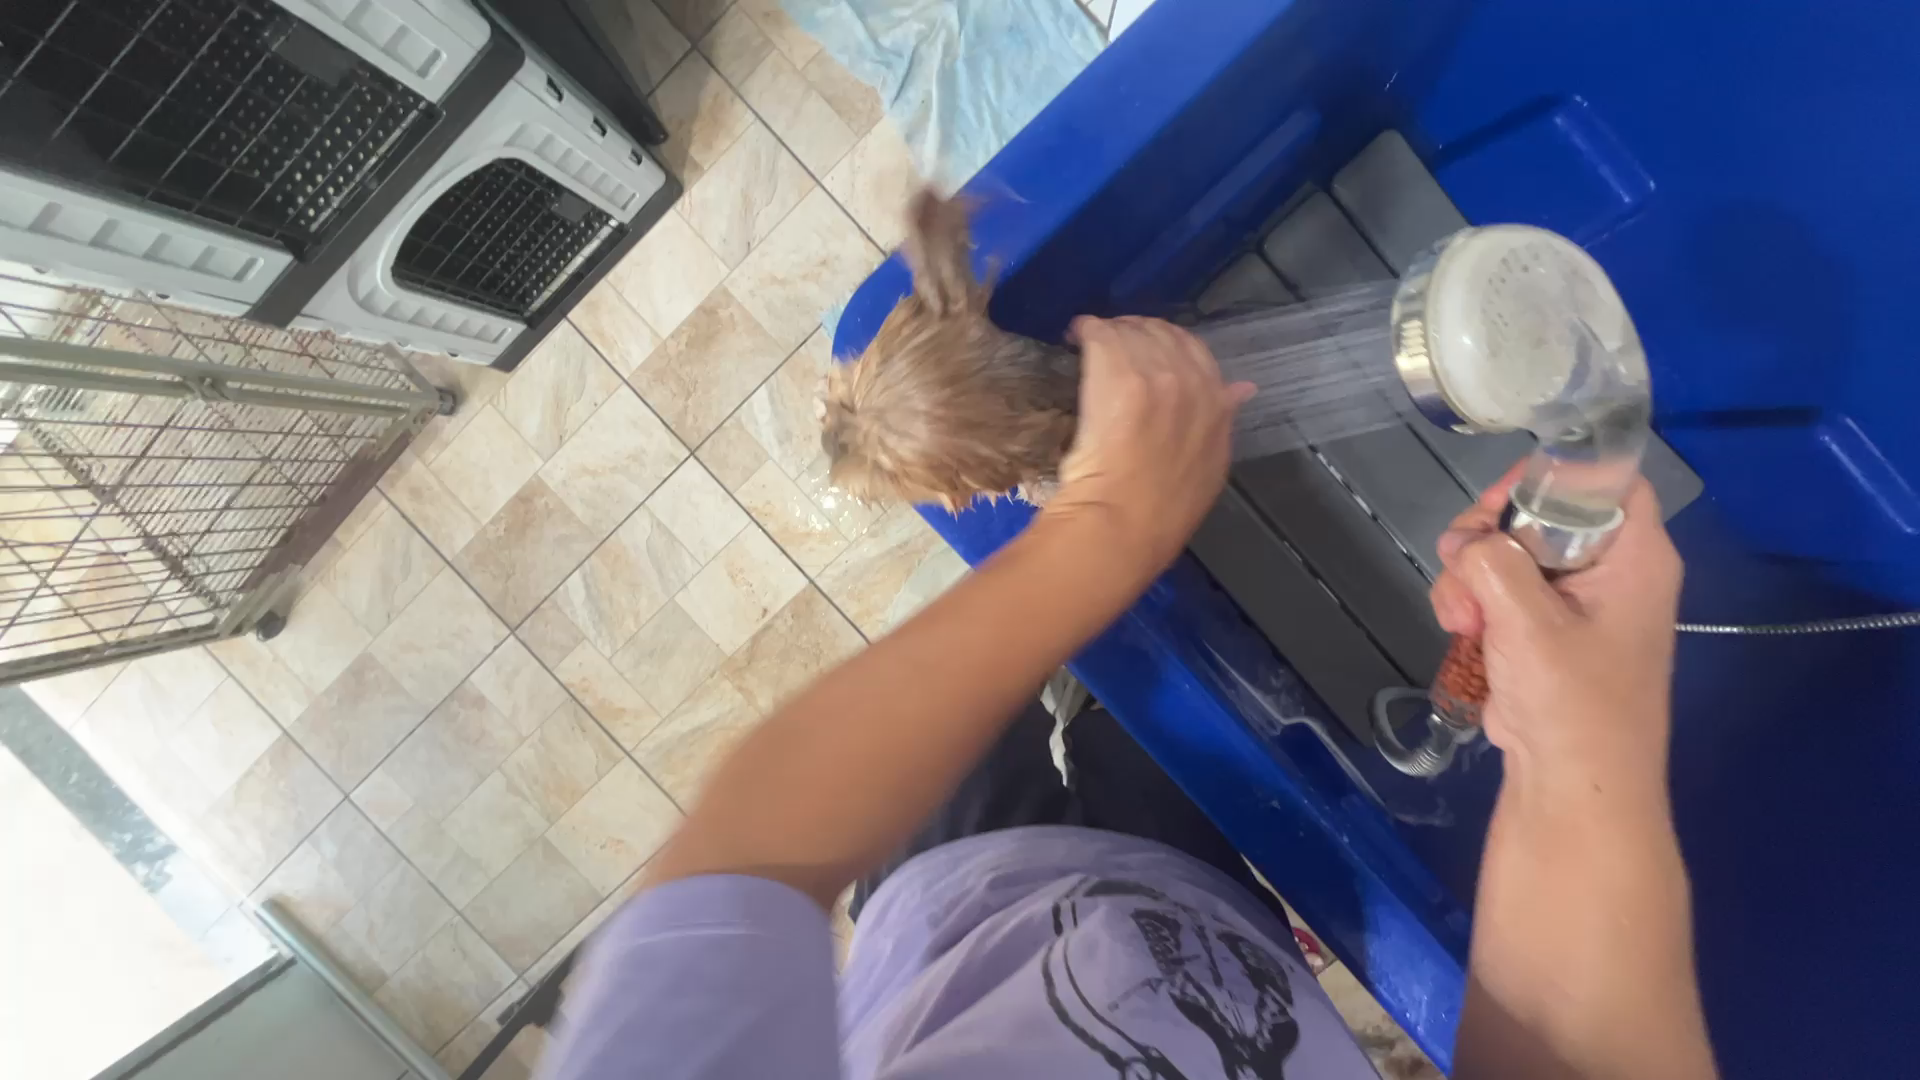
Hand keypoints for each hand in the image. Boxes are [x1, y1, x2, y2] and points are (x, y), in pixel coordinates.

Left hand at [1044, 316, 1254, 577]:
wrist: (1122, 525)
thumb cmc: (1158, 515)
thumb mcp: (1207, 469)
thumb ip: (1221, 422)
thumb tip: (1242, 389)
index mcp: (1217, 408)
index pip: (1198, 353)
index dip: (1169, 346)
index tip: (1145, 354)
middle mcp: (1192, 384)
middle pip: (1164, 335)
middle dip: (1138, 334)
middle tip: (1112, 345)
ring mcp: (1157, 377)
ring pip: (1132, 332)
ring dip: (1111, 333)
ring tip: (1093, 343)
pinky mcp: (1119, 374)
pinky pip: (1102, 334)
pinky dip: (1087, 331)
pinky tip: (1077, 335)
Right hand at [1428, 467, 1682, 785]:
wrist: (1569, 776)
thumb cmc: (1572, 701)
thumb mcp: (1530, 624)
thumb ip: (1494, 565)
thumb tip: (1464, 543)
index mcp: (1633, 559)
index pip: (1604, 483)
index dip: (1550, 479)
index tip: (1495, 506)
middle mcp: (1604, 569)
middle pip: (1536, 514)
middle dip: (1483, 539)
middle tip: (1461, 566)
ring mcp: (1567, 598)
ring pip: (1501, 551)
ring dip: (1465, 577)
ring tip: (1461, 619)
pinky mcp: (1535, 623)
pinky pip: (1491, 585)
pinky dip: (1466, 600)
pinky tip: (1460, 628)